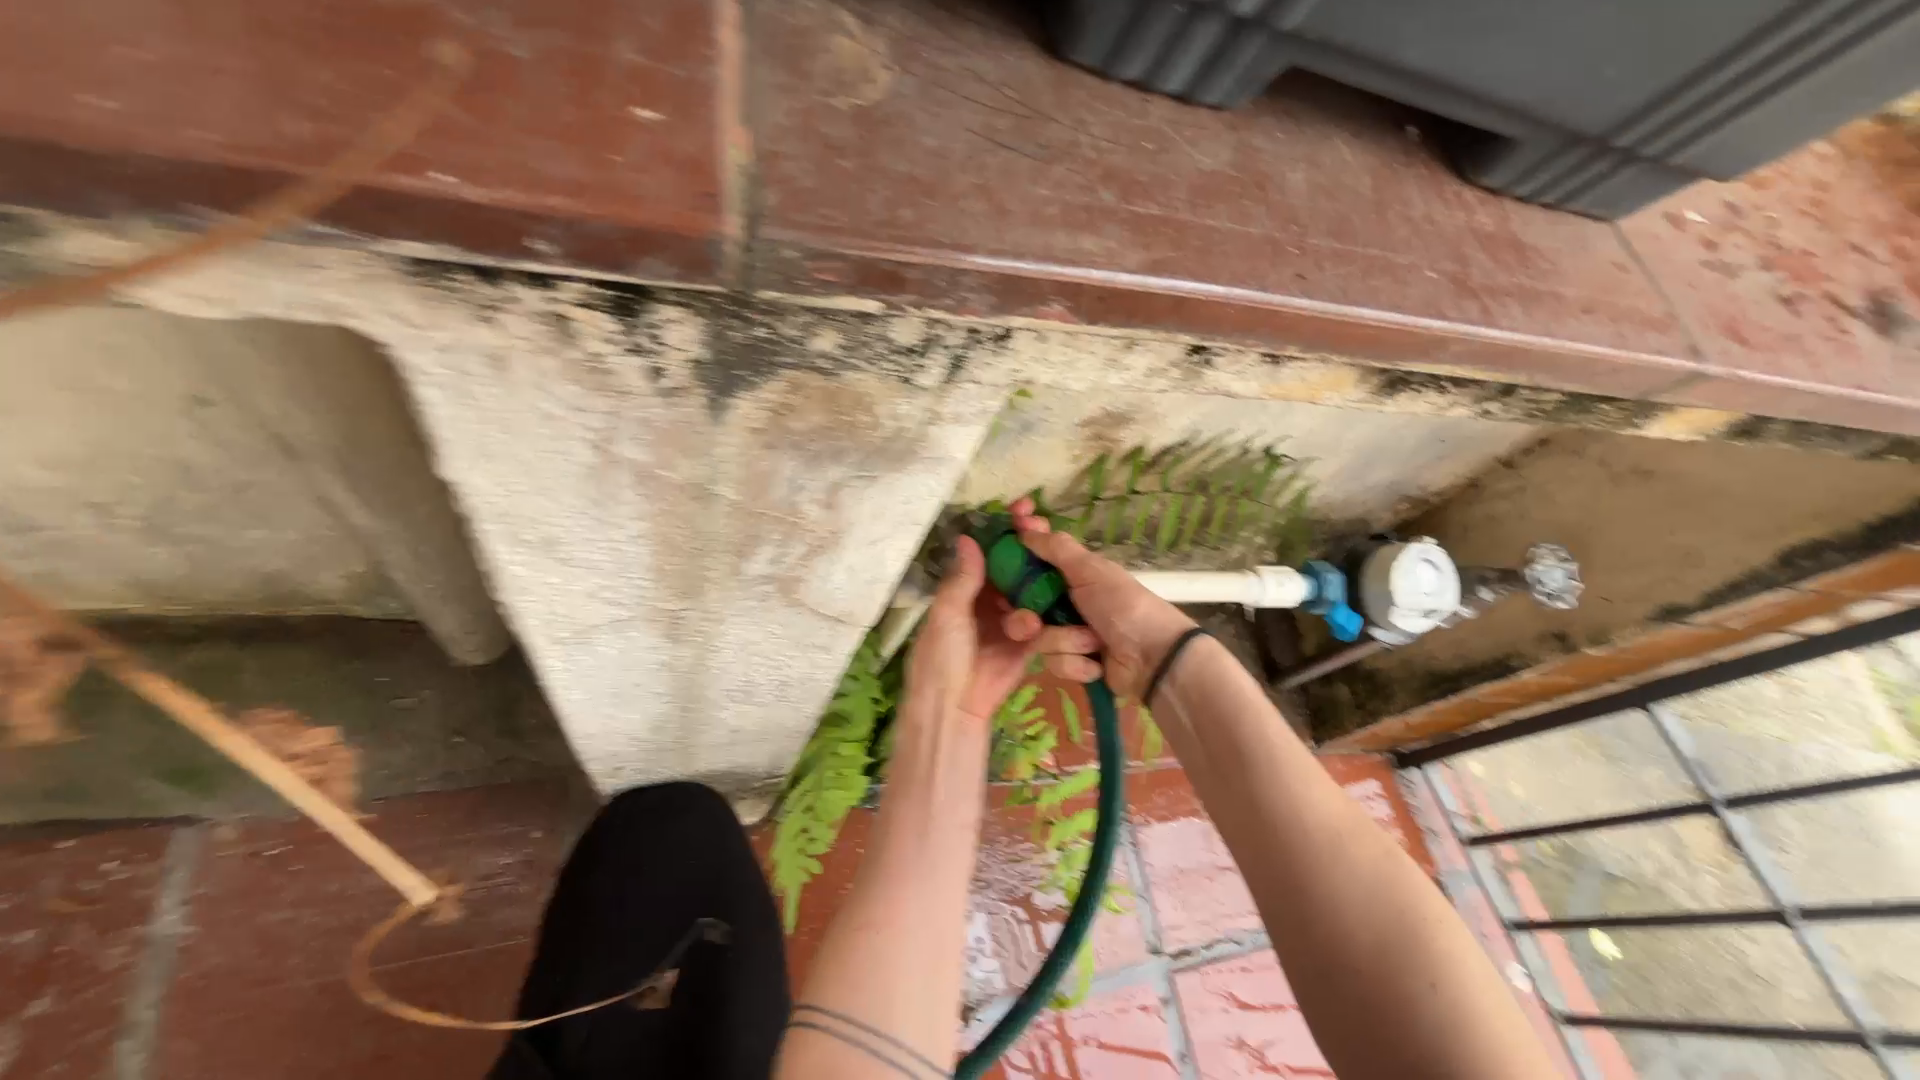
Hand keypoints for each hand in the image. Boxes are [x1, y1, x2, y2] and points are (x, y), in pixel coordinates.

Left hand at [906, 535, 1102, 723]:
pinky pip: (1045, 627)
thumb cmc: (942, 657)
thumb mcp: (948, 614)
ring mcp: (1010, 624)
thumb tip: (969, 538)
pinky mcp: (1028, 646)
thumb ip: (964, 579)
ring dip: (1044, 592)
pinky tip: (1064, 616)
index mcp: (966, 591)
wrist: (955, 706)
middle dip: (1033, 562)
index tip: (1026, 514)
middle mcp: (990, 603)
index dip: (1006, 538)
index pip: (989, 557)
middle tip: (1053, 544)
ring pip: (1033, 598)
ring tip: (1061, 585)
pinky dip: (1053, 623)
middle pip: (1016, 574)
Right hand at [1009, 498, 1196, 700]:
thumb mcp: (1090, 570)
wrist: (1154, 657)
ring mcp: (1068, 635)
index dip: (1014, 562)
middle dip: (1029, 620)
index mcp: (1070, 575)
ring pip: (1037, 640)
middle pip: (1022, 608)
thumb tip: (1026, 528)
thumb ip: (1057, 548)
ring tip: (1092, 643)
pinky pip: (1054, 664)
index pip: (1031, 563)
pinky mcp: (1074, 665)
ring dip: (1065, 642)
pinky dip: (1076, 663)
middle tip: (1035, 623)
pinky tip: (1096, 663)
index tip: (1001, 561)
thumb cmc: (1123, 605)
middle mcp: (1064, 602)